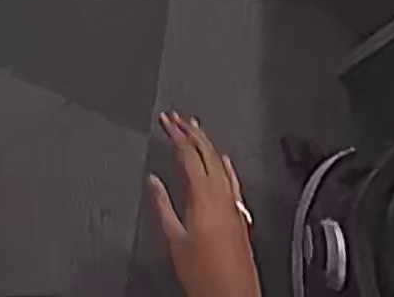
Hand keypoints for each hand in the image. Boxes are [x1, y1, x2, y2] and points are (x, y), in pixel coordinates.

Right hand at [147, 112, 260, 296]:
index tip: (166, 121)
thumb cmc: (205, 276)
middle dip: (189, 129)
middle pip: (205, 149)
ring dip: (206, 140)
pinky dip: (224, 161)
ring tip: (195, 126)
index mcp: (203, 194)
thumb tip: (153, 181)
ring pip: (219, 159)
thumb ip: (162, 206)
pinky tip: (223, 157)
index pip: (187, 152)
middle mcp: (221, 192)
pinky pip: (232, 177)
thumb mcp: (174, 240)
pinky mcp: (240, 212)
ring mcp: (233, 201)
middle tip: (176, 116)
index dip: (175, 133)